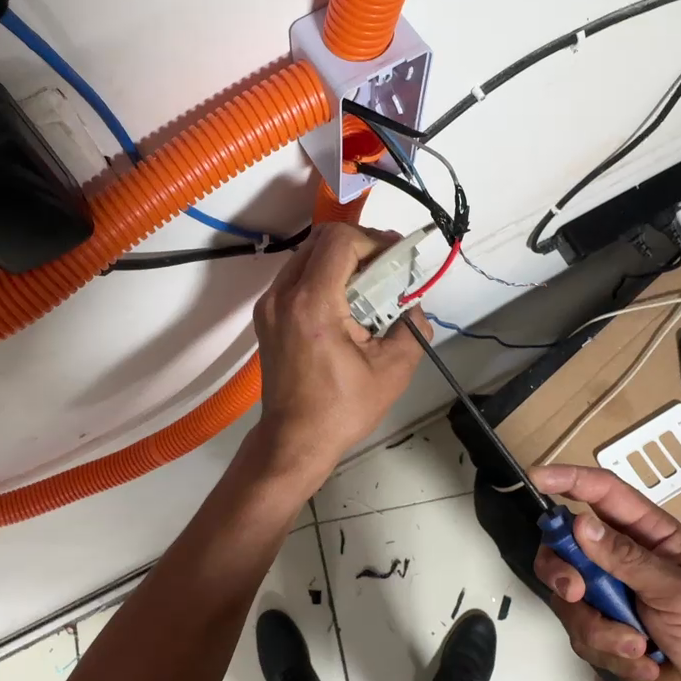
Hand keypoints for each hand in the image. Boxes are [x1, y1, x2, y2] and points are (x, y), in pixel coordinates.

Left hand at [251, 224, 427, 481]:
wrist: (294, 440)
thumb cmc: (341, 409)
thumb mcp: (392, 371)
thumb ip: (411, 329)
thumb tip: (413, 307)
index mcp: (312, 304)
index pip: (340, 242)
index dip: (374, 240)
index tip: (396, 257)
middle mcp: (283, 296)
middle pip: (321, 241)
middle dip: (359, 246)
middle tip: (386, 267)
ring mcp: (269, 305)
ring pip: (306, 256)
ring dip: (339, 261)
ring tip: (368, 286)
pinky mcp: (266, 316)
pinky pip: (296, 277)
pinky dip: (322, 277)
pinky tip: (345, 303)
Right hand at [529, 464, 680, 680]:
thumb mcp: (679, 590)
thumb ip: (626, 559)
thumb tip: (579, 523)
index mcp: (648, 536)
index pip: (603, 494)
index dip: (569, 480)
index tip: (538, 477)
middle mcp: (619, 561)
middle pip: (565, 546)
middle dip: (562, 570)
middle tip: (574, 592)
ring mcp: (607, 598)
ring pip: (566, 597)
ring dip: (600, 627)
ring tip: (637, 646)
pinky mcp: (599, 634)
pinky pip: (579, 635)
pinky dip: (610, 652)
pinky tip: (645, 662)